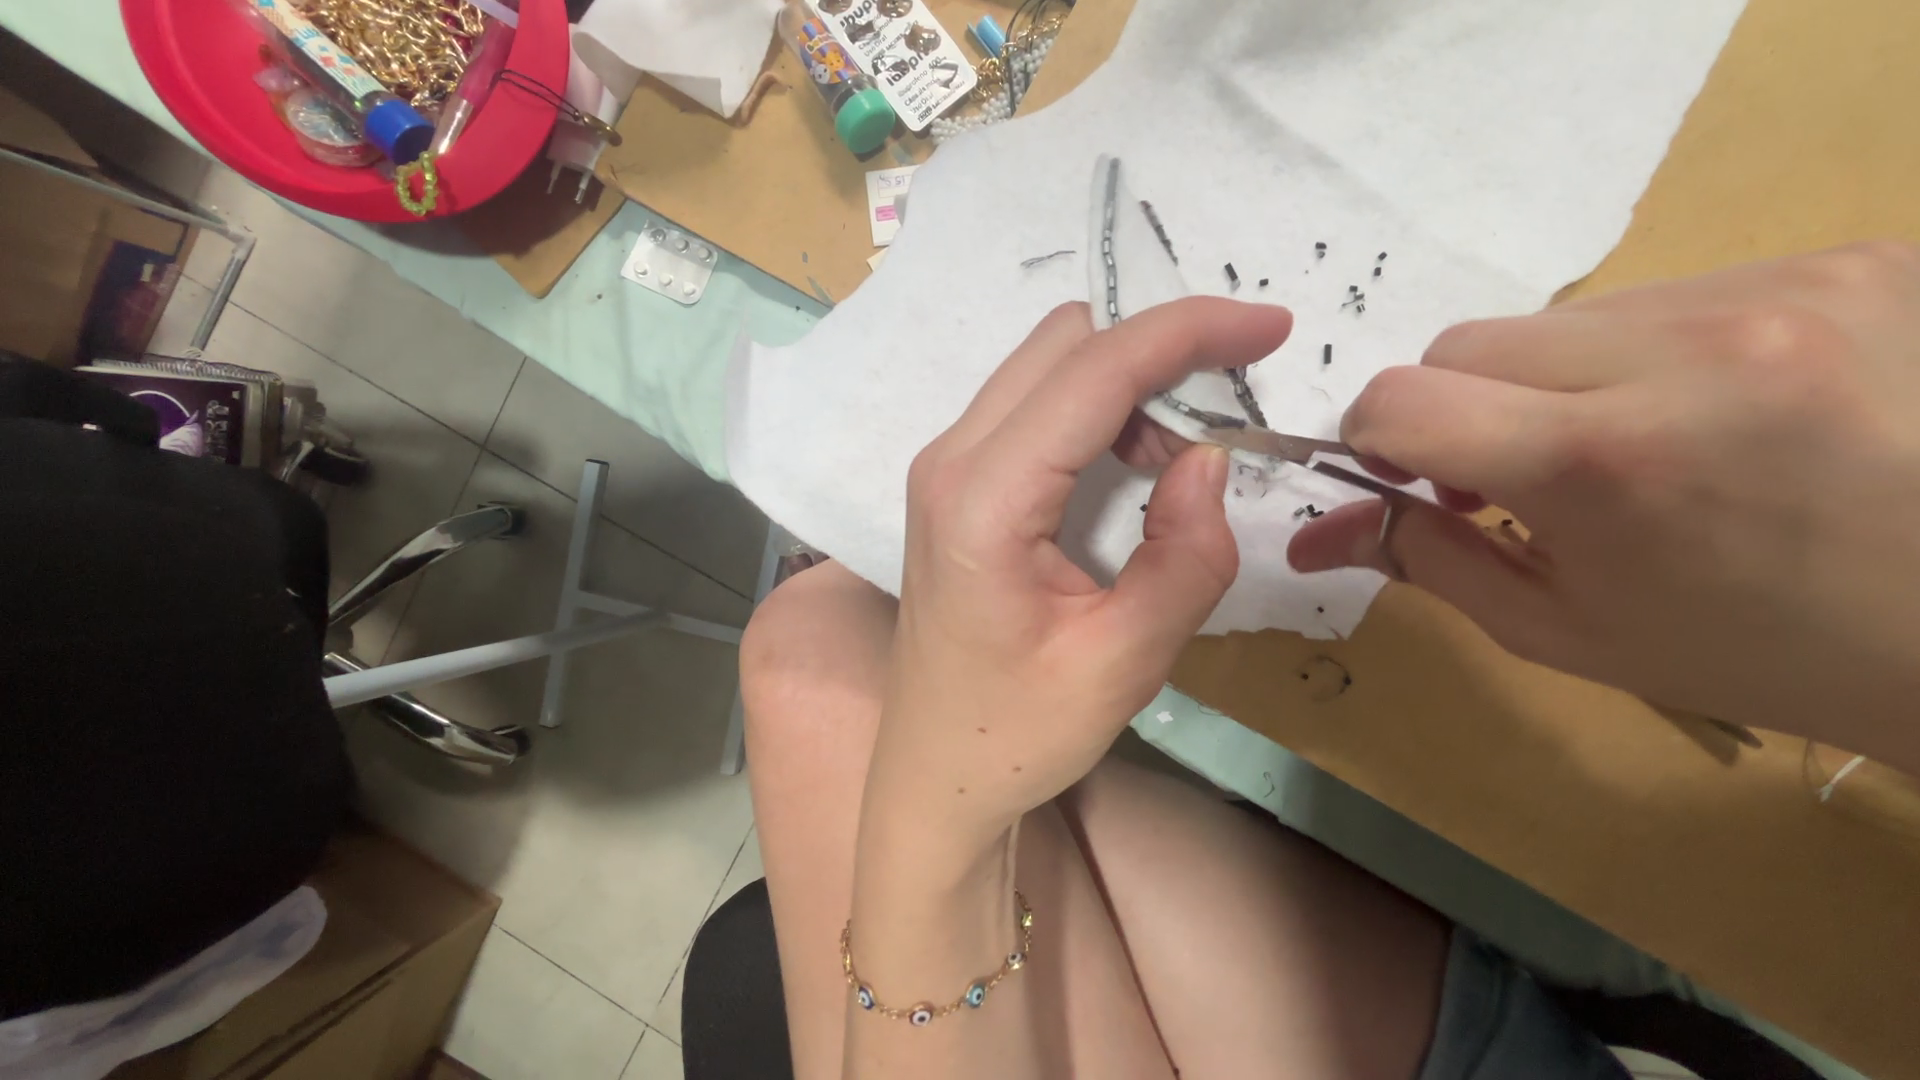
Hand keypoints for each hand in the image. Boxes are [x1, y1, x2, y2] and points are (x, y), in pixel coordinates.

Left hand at [861, 299, 1291, 851]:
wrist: (935, 771)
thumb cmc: (1018, 731)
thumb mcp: (1124, 661)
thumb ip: (1184, 557)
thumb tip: (1206, 459)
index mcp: (985, 500)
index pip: (1094, 371)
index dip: (1189, 333)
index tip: (1273, 329)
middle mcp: (951, 460)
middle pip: (1064, 346)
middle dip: (1157, 352)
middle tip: (1227, 405)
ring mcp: (944, 467)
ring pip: (1047, 367)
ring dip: (1126, 385)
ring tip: (1178, 465)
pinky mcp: (953, 484)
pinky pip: (1032, 406)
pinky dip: (1095, 412)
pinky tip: (1131, 472)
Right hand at [1291, 242, 1919, 770]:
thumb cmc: (1751, 649)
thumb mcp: (1558, 625)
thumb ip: (1422, 558)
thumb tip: (1310, 537)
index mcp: (1601, 460)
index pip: (1403, 398)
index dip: (1373, 436)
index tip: (1403, 474)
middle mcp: (1687, 349)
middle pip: (1467, 344)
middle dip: (1457, 408)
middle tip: (1508, 473)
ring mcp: (1784, 288)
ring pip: (1563, 317)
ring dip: (1553, 379)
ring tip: (1629, 444)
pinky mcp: (1854, 256)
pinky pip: (1667, 293)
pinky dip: (1648, 353)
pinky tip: (1714, 410)